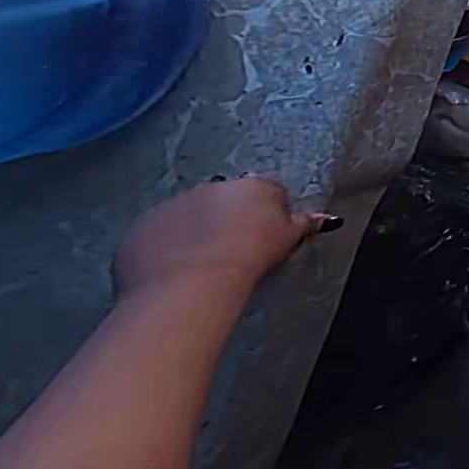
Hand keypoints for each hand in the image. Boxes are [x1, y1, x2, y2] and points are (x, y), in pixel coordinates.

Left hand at [113, 179, 324, 300]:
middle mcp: (213, 187)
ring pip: (191, 214)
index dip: (271, 213)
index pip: (270, 192)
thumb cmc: (251, 255)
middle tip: (237, 246)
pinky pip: (160, 232)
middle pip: (228, 199)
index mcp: (254, 185)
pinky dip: (168, 243)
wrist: (191, 283)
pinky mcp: (140, 227)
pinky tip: (177, 265)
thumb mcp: (288, 239)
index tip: (268, 235)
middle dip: (232, 217)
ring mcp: (172, 205)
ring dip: (199, 229)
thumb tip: (328, 219)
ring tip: (205, 258)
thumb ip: (306, 224)